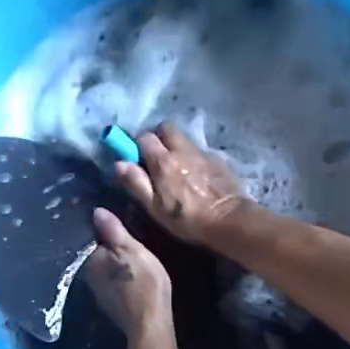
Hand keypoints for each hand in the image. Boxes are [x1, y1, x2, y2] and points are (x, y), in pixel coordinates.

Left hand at [84, 208, 172, 336]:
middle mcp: (89, 277)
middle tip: (124, 235)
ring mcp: (100, 294)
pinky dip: (119, 277)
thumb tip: (95, 211)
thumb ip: (113, 231)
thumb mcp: (132, 250)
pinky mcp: (112, 306)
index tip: (114, 224)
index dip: (102, 230)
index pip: (91, 239)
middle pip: (97, 255)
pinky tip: (131, 275)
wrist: (150, 324)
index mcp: (91, 260)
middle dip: (108, 247)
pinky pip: (113, 284)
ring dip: (113, 263)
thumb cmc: (142, 282)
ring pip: (105, 271)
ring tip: (128, 253)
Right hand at [114, 123, 250, 245]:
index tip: (138, 158)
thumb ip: (136, 183)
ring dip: (177, 147)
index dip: (138, 145)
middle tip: (157, 157)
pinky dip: (194, 158)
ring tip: (178, 169)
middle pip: (167, 128)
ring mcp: (203, 153)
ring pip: (184, 139)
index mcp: (163, 161)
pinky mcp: (218, 160)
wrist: (229, 220)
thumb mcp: (155, 207)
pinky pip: (200, 151)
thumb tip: (119, 163)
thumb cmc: (188, 218)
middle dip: (159, 137)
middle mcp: (183, 150)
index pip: (144, 137)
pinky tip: (197, 177)